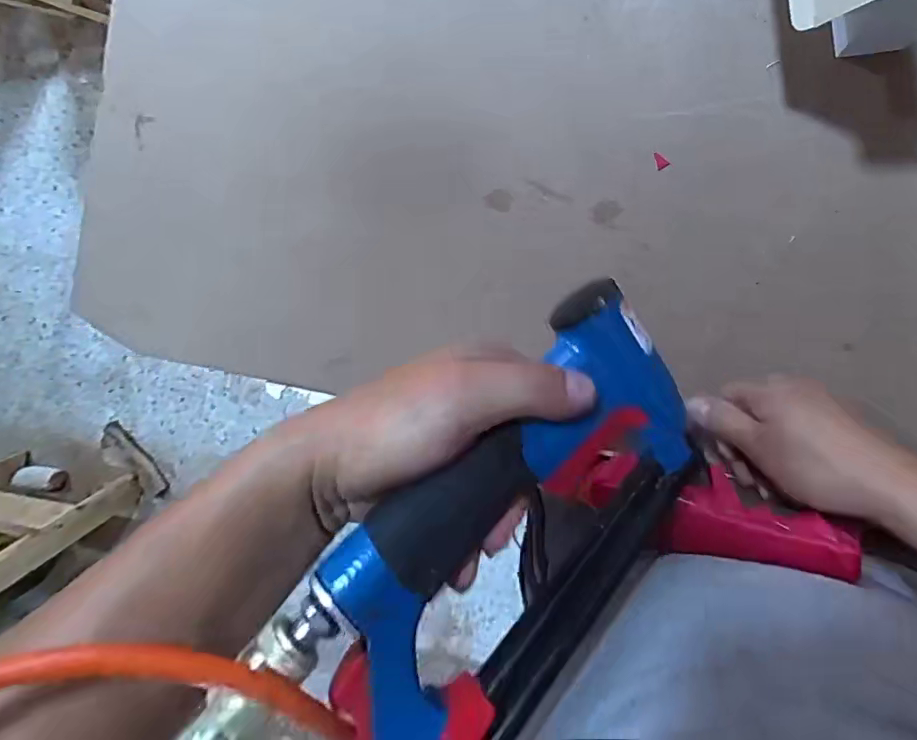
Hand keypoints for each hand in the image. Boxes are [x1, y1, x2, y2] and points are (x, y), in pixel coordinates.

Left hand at [295, 344, 594, 584]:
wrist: (323, 473)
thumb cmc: (400, 425)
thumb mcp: (469, 397)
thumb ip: (531, 390)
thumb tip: (593, 389)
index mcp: (488, 363)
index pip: (549, 388)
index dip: (564, 427)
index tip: (563, 472)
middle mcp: (476, 394)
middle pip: (528, 442)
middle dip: (519, 490)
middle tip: (504, 526)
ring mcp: (455, 434)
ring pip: (501, 476)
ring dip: (497, 517)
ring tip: (478, 549)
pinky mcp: (436, 469)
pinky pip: (473, 496)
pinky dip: (474, 525)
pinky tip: (463, 553)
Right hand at [687, 374, 916, 520]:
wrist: (888, 481)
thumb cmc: (815, 466)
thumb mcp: (760, 448)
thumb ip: (723, 422)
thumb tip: (690, 401)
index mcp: (768, 388)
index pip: (723, 397)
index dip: (717, 430)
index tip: (725, 466)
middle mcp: (791, 384)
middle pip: (748, 412)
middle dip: (743, 448)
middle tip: (752, 485)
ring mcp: (818, 399)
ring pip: (774, 425)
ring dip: (766, 457)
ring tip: (776, 489)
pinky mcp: (840, 417)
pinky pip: (800, 429)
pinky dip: (791, 452)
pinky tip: (802, 479)